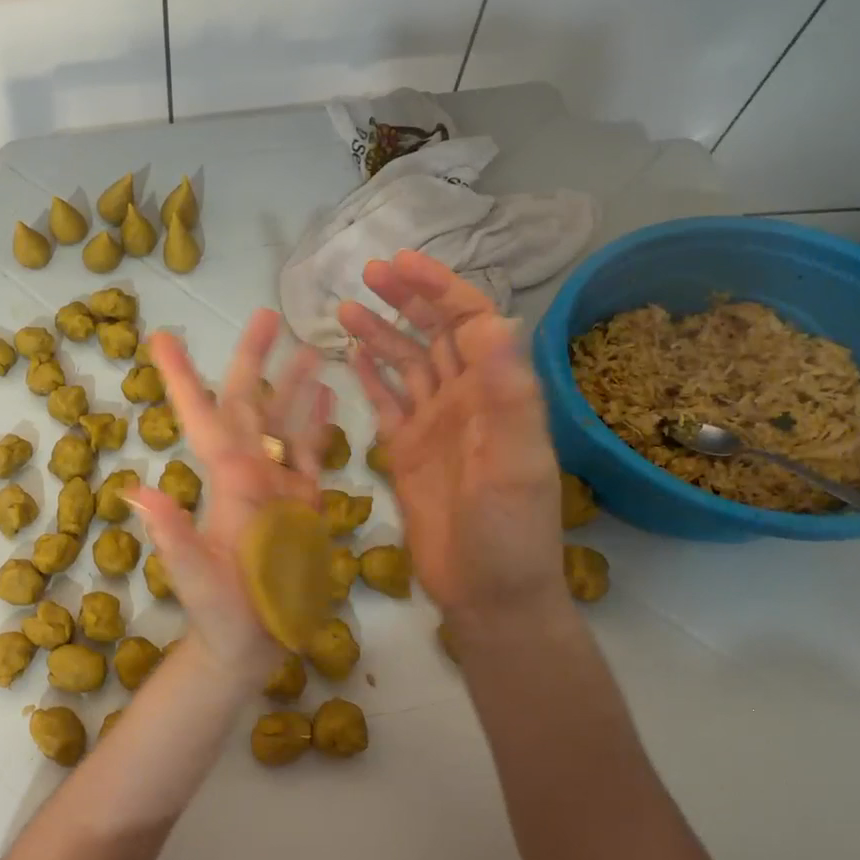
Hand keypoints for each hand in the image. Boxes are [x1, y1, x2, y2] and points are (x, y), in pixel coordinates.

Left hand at [133, 309, 329, 685]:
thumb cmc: (218, 614)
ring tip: (310, 343)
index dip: (182, 378)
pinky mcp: (303, 505)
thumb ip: (173, 537)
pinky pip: (312, 455)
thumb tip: (136, 491)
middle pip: (250, 404)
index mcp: (225, 481)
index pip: (204, 417)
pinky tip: (330, 393)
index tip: (162, 337)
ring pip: (285, 422)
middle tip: (267, 313)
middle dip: (254, 359)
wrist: (246, 647)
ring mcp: (278, 487)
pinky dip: (319, 422)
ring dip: (293, 383)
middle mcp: (249, 474)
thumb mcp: (196, 578)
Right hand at [341, 251, 567, 622]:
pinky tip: (349, 357)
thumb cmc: (509, 532)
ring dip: (380, 334)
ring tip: (344, 309)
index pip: (470, 325)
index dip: (440, 290)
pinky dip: (370, 377)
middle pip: (436, 335)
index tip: (400, 265)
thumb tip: (495, 321)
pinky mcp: (407, 452)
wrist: (489, 593)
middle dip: (406, 301)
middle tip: (367, 274)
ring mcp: (434, 426)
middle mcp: (465, 401)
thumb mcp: (515, 462)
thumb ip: (506, 394)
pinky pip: (387, 403)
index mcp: (496, 396)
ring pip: (405, 365)